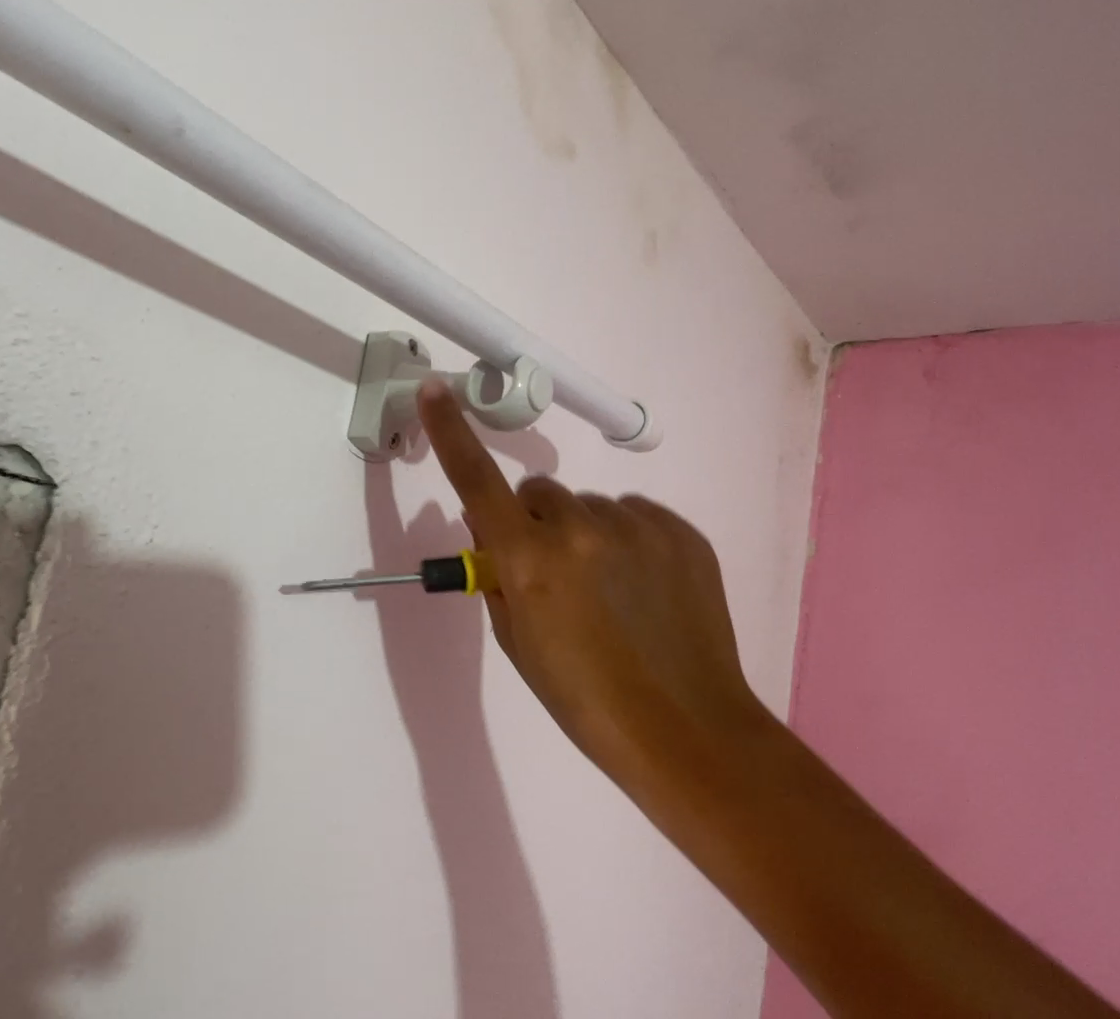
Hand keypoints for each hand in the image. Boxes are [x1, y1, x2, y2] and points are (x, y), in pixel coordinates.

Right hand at [416, 379, 771, 793]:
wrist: (684, 728)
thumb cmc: (582, 697)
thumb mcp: (518, 641)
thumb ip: (499, 575)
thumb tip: (491, 528)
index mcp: (529, 560)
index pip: (475, 480)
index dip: (450, 432)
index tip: (435, 390)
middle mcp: (580, 529)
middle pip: (539, 494)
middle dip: (533, 522)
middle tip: (551, 572)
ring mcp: (637, 527)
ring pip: (589, 508)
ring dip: (583, 534)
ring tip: (609, 592)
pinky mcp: (682, 533)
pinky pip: (635, 516)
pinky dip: (626, 540)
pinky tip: (643, 587)